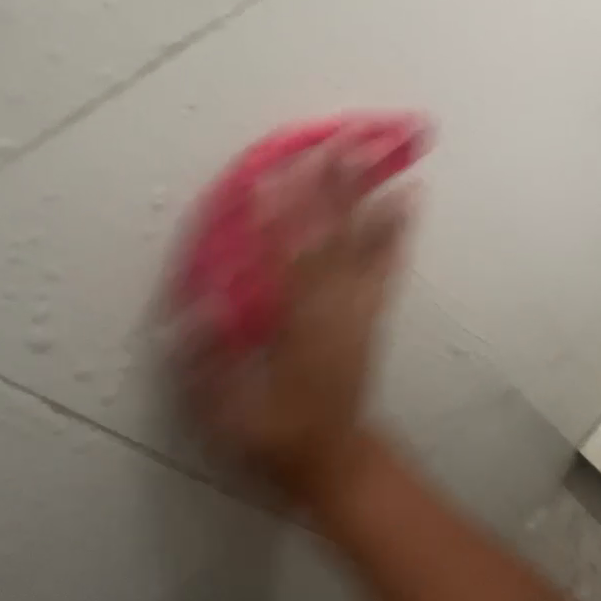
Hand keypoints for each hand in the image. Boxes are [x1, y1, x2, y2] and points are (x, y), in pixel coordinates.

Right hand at [174, 132, 416, 507]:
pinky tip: (409, 195)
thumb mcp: (228, 417)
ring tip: (373, 150)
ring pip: (361, 241)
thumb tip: (190, 314)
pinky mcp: (374, 309)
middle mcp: (330, 310)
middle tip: (337, 141)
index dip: (272, 221)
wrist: (336, 458)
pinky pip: (389, 262)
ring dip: (364, 193)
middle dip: (330, 188)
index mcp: (292, 331)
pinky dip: (399, 226)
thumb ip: (209, 367)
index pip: (279, 266)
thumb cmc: (275, 438)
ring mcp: (358, 306)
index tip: (268, 178)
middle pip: (328, 239)